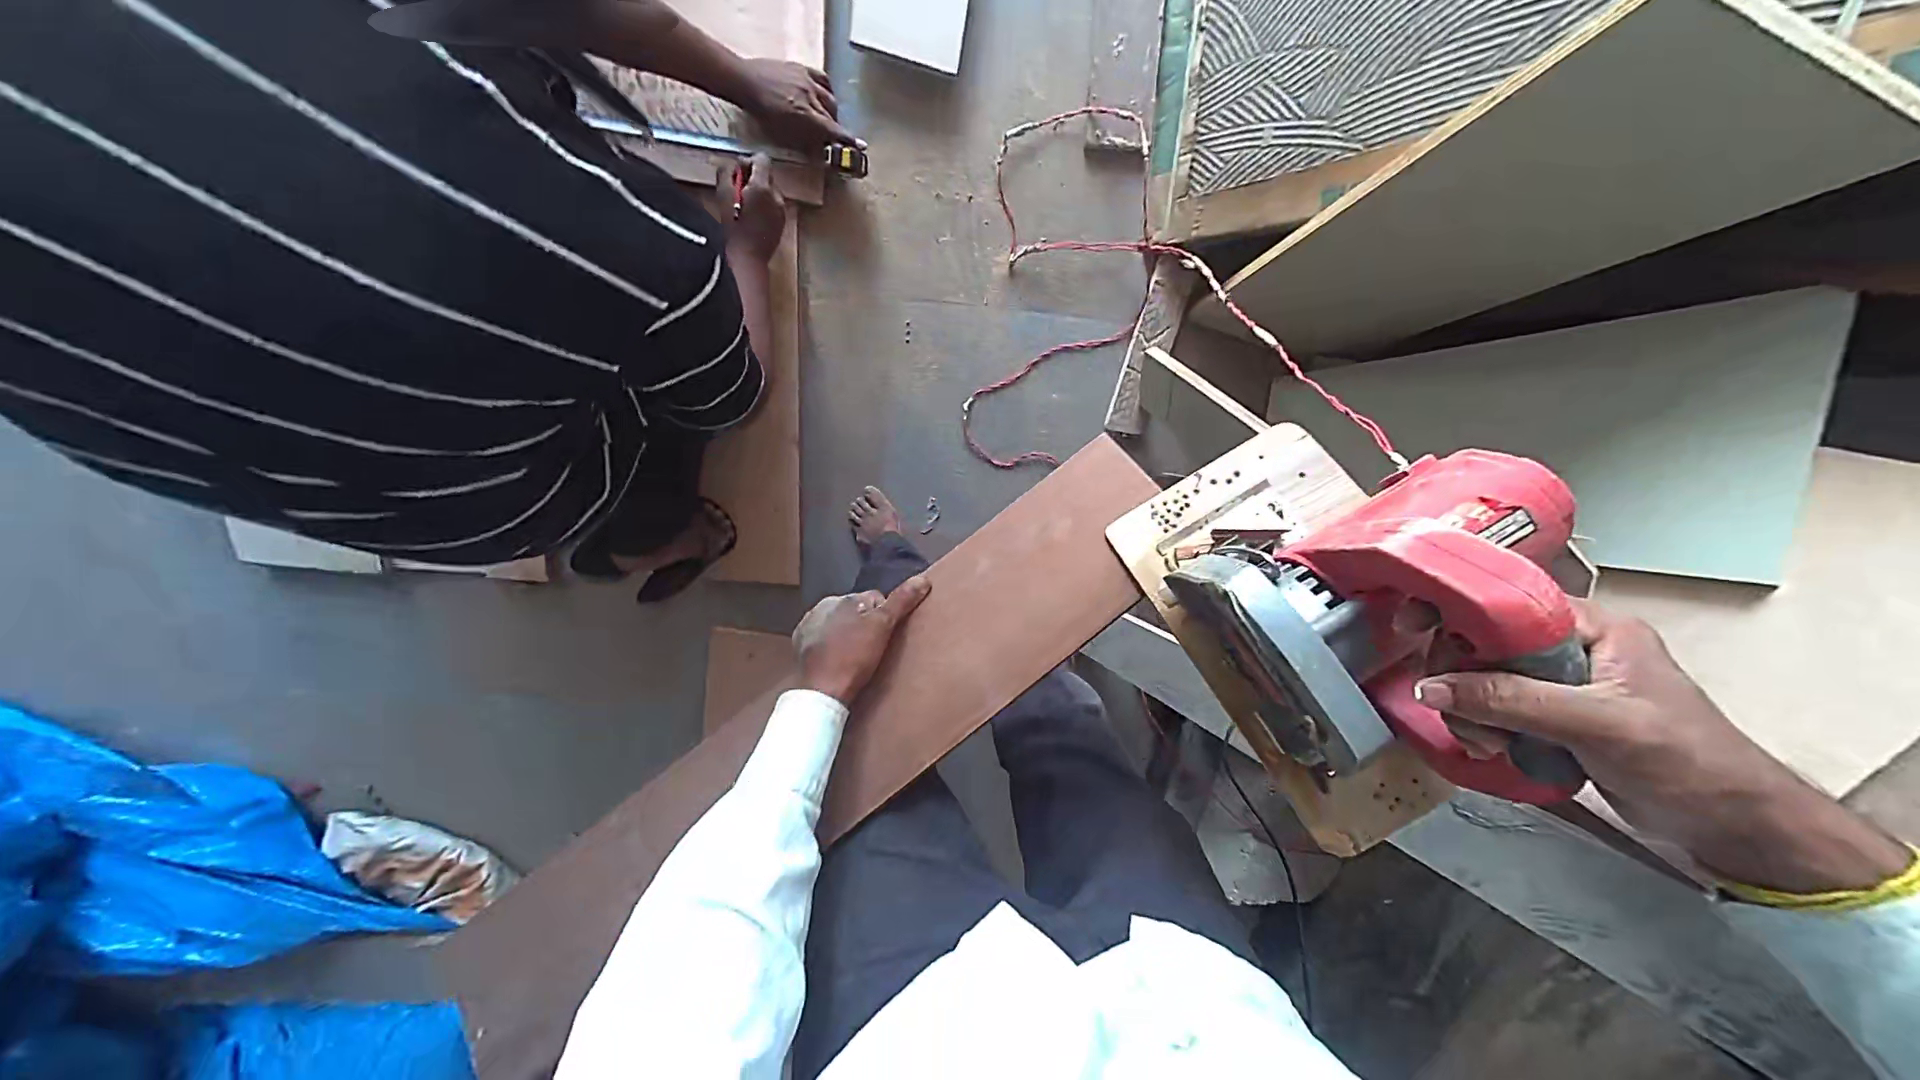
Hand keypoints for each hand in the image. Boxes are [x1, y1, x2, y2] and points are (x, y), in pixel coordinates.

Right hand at [727, 153, 786, 263]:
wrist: (748, 261)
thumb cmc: (732, 229)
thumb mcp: (722, 197)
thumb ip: (726, 174)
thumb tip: (731, 164)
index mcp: (763, 188)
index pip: (762, 159)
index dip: (748, 162)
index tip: (737, 173)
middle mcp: (777, 197)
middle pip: (767, 175)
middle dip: (752, 178)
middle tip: (737, 192)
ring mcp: (782, 211)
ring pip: (771, 191)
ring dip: (758, 193)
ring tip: (743, 208)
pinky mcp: (782, 223)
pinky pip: (773, 206)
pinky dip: (764, 206)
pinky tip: (752, 219)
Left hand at [735, 58, 859, 151]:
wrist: (744, 81)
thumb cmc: (761, 112)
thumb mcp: (782, 134)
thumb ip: (804, 141)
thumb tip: (820, 151)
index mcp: (806, 116)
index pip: (833, 130)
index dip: (847, 140)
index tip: (861, 147)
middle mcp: (811, 97)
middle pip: (832, 115)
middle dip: (834, 126)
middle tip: (830, 135)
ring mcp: (808, 81)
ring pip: (830, 98)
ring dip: (831, 109)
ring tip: (825, 115)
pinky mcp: (802, 68)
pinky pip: (823, 79)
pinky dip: (826, 90)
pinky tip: (823, 95)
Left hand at [792, 576, 930, 704]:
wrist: (821, 692)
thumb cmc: (854, 658)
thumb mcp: (883, 627)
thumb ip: (901, 601)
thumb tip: (922, 579)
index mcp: (844, 598)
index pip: (875, 600)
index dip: (886, 618)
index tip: (886, 638)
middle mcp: (822, 606)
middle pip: (855, 612)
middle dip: (864, 625)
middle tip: (872, 650)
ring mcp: (807, 626)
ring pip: (838, 625)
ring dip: (847, 635)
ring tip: (855, 658)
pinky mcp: (799, 645)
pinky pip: (822, 640)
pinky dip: (830, 647)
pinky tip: (837, 662)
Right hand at [1413, 600, 1908, 892]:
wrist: (1740, 831)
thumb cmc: (1689, 764)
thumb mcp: (1598, 725)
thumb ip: (1511, 701)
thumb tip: (1430, 687)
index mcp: (1590, 627)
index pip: (1504, 603)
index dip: (1455, 611)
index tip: (1412, 627)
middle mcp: (1567, 647)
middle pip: (1480, 644)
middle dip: (1461, 681)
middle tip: (1463, 716)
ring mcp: (1556, 683)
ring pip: (1477, 680)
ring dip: (1470, 712)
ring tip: (1489, 744)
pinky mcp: (1547, 716)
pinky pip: (1489, 709)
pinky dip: (1482, 729)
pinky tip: (1496, 749)